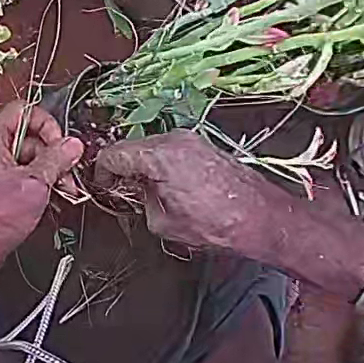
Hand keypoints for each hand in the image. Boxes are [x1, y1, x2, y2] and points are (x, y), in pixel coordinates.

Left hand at [0, 101, 83, 292]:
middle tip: (67, 171)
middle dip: (53, 153)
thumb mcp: (34, 183)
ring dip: (51, 169)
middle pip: (30, 135)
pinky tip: (54, 193)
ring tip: (64, 188)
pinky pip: (25, 171)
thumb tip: (72, 144)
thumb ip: (56, 159)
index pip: (24, 110)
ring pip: (31, 155)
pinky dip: (41, 180)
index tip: (60, 144)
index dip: (47, 124)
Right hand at [93, 129, 286, 256]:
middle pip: (131, 146)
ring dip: (142, 165)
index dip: (101, 170)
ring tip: (145, 191)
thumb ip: (141, 201)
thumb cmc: (218, 224)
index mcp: (159, 155)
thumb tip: (139, 193)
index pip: (114, 153)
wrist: (263, 218)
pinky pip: (170, 149)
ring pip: (151, 146)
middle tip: (119, 190)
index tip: (100, 184)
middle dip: (122, 167)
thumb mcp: (163, 222)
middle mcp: (174, 139)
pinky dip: (161, 163)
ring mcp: (191, 139)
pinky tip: (168, 186)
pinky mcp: (203, 145)